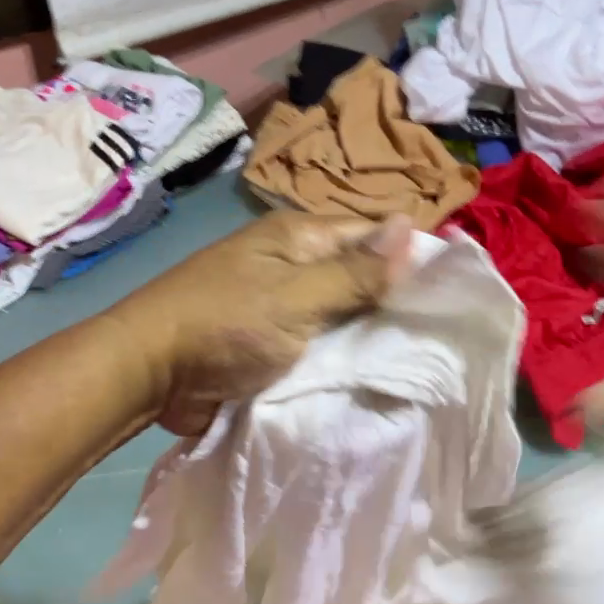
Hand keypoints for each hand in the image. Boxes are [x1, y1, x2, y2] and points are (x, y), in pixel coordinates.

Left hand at [106, 210, 412, 435]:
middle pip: (357, 277)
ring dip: (366, 337)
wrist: (150, 374)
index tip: (453, 293)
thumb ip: (353, 272)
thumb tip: (410, 225)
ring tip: (419, 360)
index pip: (372, 234)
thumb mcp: (295, 297)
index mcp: (298, 238)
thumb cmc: (222, 327)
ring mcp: (278, 307)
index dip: (411, 257)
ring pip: (339, 317)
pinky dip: (337, 360)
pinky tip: (371, 378)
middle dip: (392, 303)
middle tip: (442, 336)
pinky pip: (315, 347)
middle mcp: (291, 266)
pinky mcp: (268, 344)